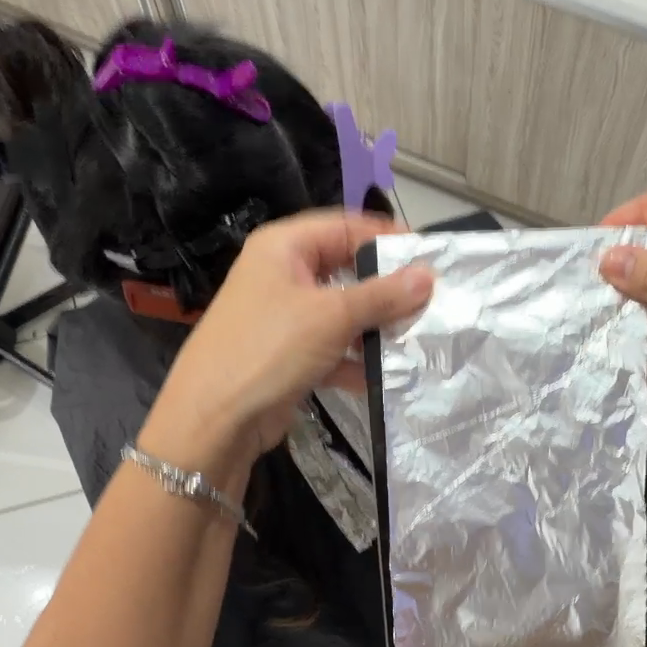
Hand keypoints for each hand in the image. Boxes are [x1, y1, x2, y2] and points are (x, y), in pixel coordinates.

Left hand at [154, 210, 433, 460]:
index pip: (346, 227)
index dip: (388, 239)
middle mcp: (282, 276)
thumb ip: (382, 296)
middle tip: (431, 304)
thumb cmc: (268, 350)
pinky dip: (356, 363)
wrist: (215, 419)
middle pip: (346, 271)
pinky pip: (333, 351)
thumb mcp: (331, 316)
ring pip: (342, 315)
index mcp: (284, 248)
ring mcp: (284, 319)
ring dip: (375, 329)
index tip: (431, 260)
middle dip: (387, 290)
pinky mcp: (289, 358)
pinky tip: (387, 378)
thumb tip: (429, 276)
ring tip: (418, 341)